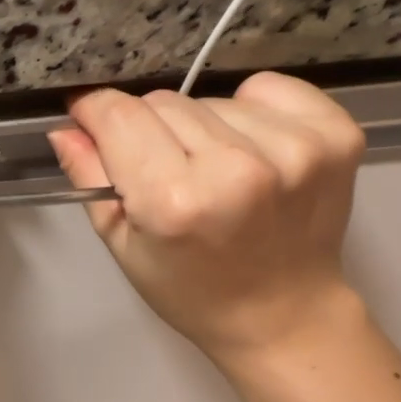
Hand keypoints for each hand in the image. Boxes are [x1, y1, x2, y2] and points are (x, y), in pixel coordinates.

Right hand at [48, 72, 368, 364]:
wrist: (280, 312)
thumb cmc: (187, 289)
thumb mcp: (122, 244)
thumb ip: (91, 179)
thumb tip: (66, 128)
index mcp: (173, 203)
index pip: (121, 119)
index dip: (95, 110)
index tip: (85, 113)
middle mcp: (235, 167)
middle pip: (165, 103)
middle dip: (145, 127)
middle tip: (154, 168)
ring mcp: (293, 148)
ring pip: (212, 99)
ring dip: (198, 125)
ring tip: (208, 169)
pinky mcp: (333, 135)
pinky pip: (270, 89)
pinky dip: (249, 109)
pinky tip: (250, 150)